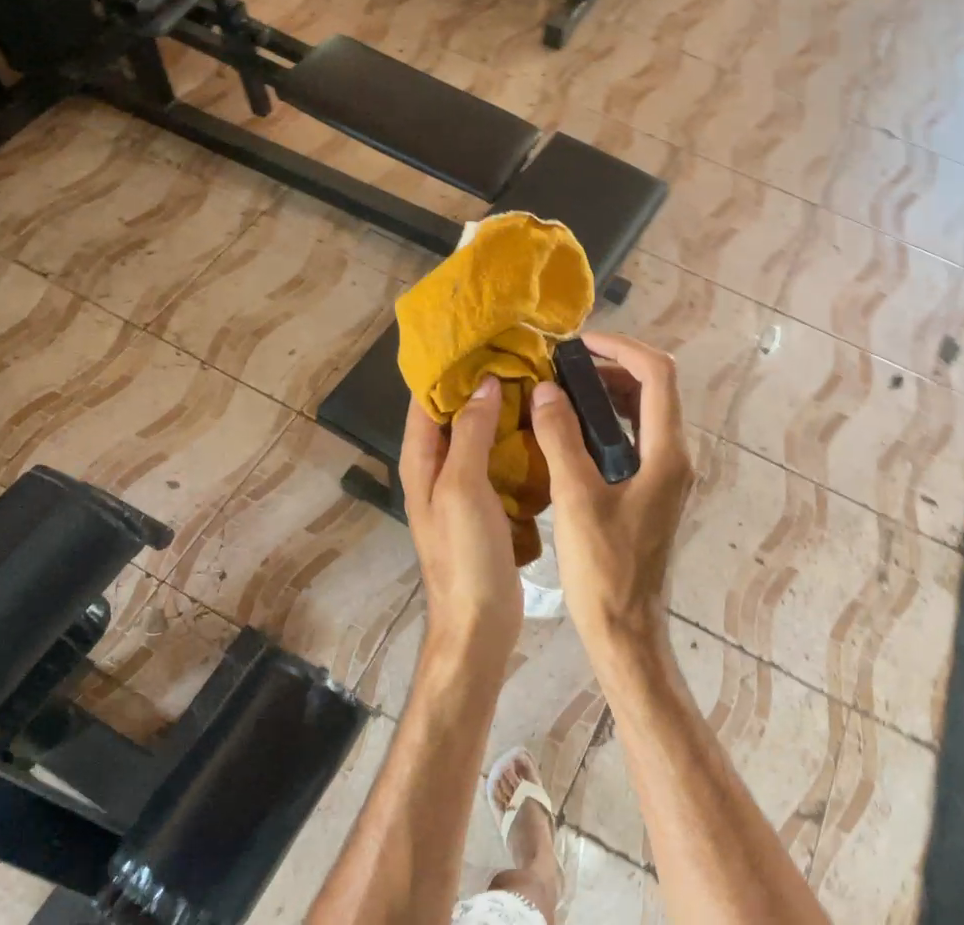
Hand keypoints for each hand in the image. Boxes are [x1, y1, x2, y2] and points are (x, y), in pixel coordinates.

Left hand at [399, 377, 523, 654]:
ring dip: (500, 415)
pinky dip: (516, 446)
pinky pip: (500, 467)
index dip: (445, 370)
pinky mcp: (489, 511)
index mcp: (421, 464)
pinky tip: (542, 432)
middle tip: (516, 356)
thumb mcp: (463, 488)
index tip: (476, 339)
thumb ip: (470, 435)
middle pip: (453, 418)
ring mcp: (463, 494)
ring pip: (479, 441)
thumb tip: (483, 385)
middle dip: (479, 388)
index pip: (425, 403)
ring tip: (533, 384)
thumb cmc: (465, 556)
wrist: (479, 624)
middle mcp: (437, 474)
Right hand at [528, 333, 694, 650]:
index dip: (621, 347)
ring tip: (560, 393)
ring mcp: (666, 476)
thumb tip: (545, 391)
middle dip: (610, 368)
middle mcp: (676, 457)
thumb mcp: (576, 499)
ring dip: (606, 395)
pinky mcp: (652, 492)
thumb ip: (560, 439)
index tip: (578, 343)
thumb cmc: (604, 568)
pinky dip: (606, 424)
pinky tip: (569, 433)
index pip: (658, 374)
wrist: (626, 629)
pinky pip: (633, 440)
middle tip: (561, 369)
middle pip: (653, 389)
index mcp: (668, 453)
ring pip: (643, 414)